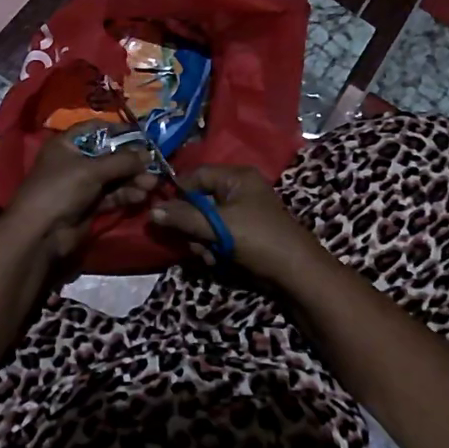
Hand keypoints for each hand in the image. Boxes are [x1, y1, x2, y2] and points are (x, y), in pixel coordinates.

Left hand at [4, 124, 156, 260]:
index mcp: (67, 144)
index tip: (143, 136)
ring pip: (113, 177)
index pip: (96, 129)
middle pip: (109, 155)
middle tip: (154, 166)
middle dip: (132, 161)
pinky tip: (141, 196)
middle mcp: (75, 161)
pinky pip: (112, 195)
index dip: (119, 131)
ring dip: (133, 179)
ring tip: (152, 185)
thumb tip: (148, 154)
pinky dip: (126, 194)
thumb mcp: (91, 170)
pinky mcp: (89, 205)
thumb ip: (122, 161)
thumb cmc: (61, 189)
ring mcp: (82, 184)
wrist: (41, 232)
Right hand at [149, 165, 328, 286]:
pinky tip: (216, 260)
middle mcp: (239, 189)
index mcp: (237, 177)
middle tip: (194, 241)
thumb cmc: (259, 239)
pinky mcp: (243, 232)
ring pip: (205, 220)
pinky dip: (213, 246)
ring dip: (201, 239)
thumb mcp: (218, 226)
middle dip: (192, 224)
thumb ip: (183, 217)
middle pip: (198, 199)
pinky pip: (217, 233)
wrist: (296, 273)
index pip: (195, 174)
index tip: (163, 212)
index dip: (177, 192)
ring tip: (209, 255)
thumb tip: (152, 210)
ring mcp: (242, 211)